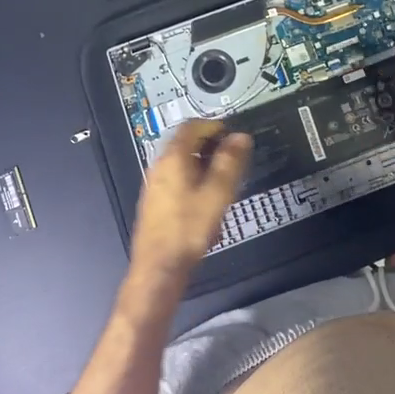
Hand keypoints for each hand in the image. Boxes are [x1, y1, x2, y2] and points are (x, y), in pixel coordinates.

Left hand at [129, 120, 251, 277]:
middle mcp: (159, 166)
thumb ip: (229, 163)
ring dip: (202, 163)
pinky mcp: (154, 202)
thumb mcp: (217, 194)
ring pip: (180, 163)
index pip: (191, 126)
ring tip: (224, 178)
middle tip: (232, 156)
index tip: (233, 134)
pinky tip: (206, 200)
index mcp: (173, 158)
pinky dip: (193, 179)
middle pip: (184, 143)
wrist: (159, 268)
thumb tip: (241, 136)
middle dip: (209, 144)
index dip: (213, 125)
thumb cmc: (189, 228)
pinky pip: (176, 179)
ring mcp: (154, 184)